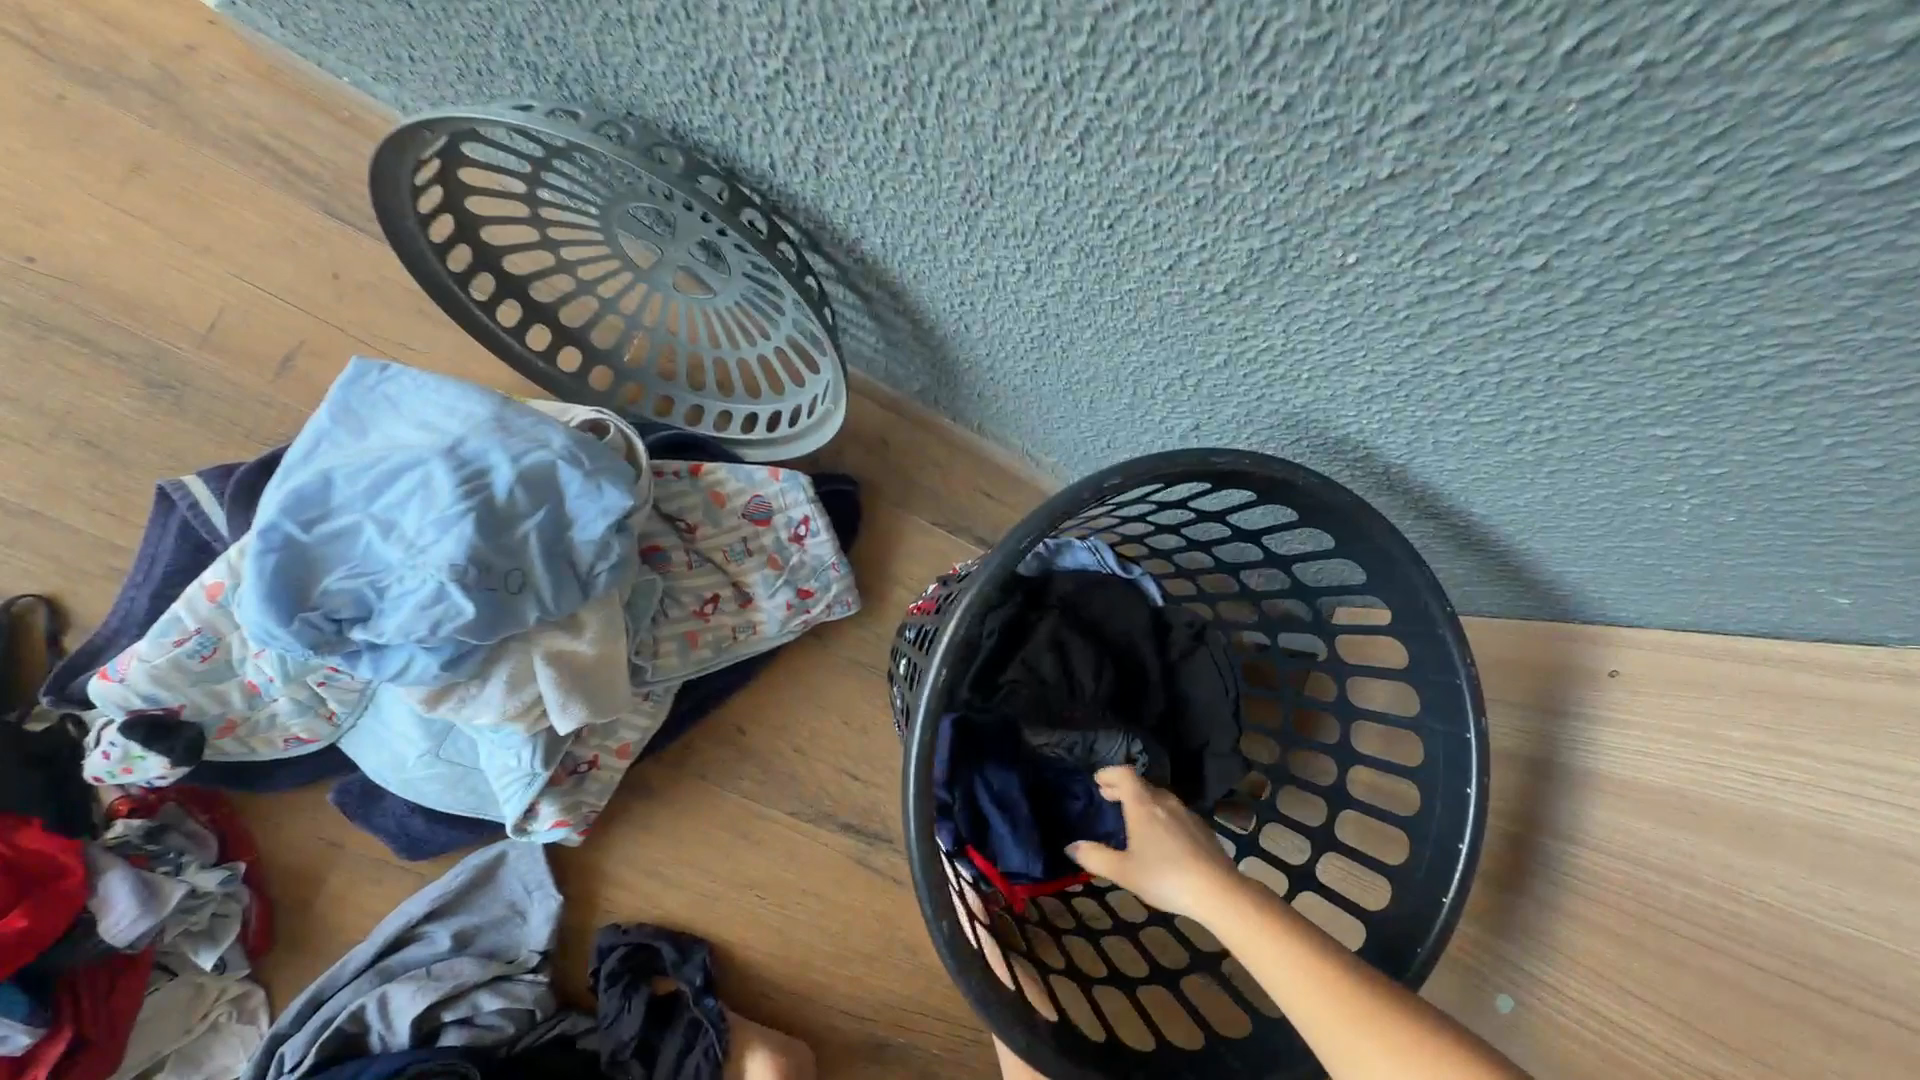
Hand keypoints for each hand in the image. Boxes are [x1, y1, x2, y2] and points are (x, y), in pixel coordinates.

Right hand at [1064, 766, 1246, 921]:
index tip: (1098, 780)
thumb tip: (1071, 847)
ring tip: (1132, 816)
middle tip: (1108, 796)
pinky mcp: (1202, 828)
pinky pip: (1175, 813)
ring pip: (1160, 798)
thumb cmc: (1165, 877)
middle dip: (1122, 788)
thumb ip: (1095, 857)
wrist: (1218, 891)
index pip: (1125, 774)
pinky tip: (1161, 836)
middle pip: (1142, 785)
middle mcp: (1165, 802)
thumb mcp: (1123, 872)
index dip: (1110, 773)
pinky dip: (1160, 814)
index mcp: (1143, 806)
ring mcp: (1187, 814)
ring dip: (1142, 801)